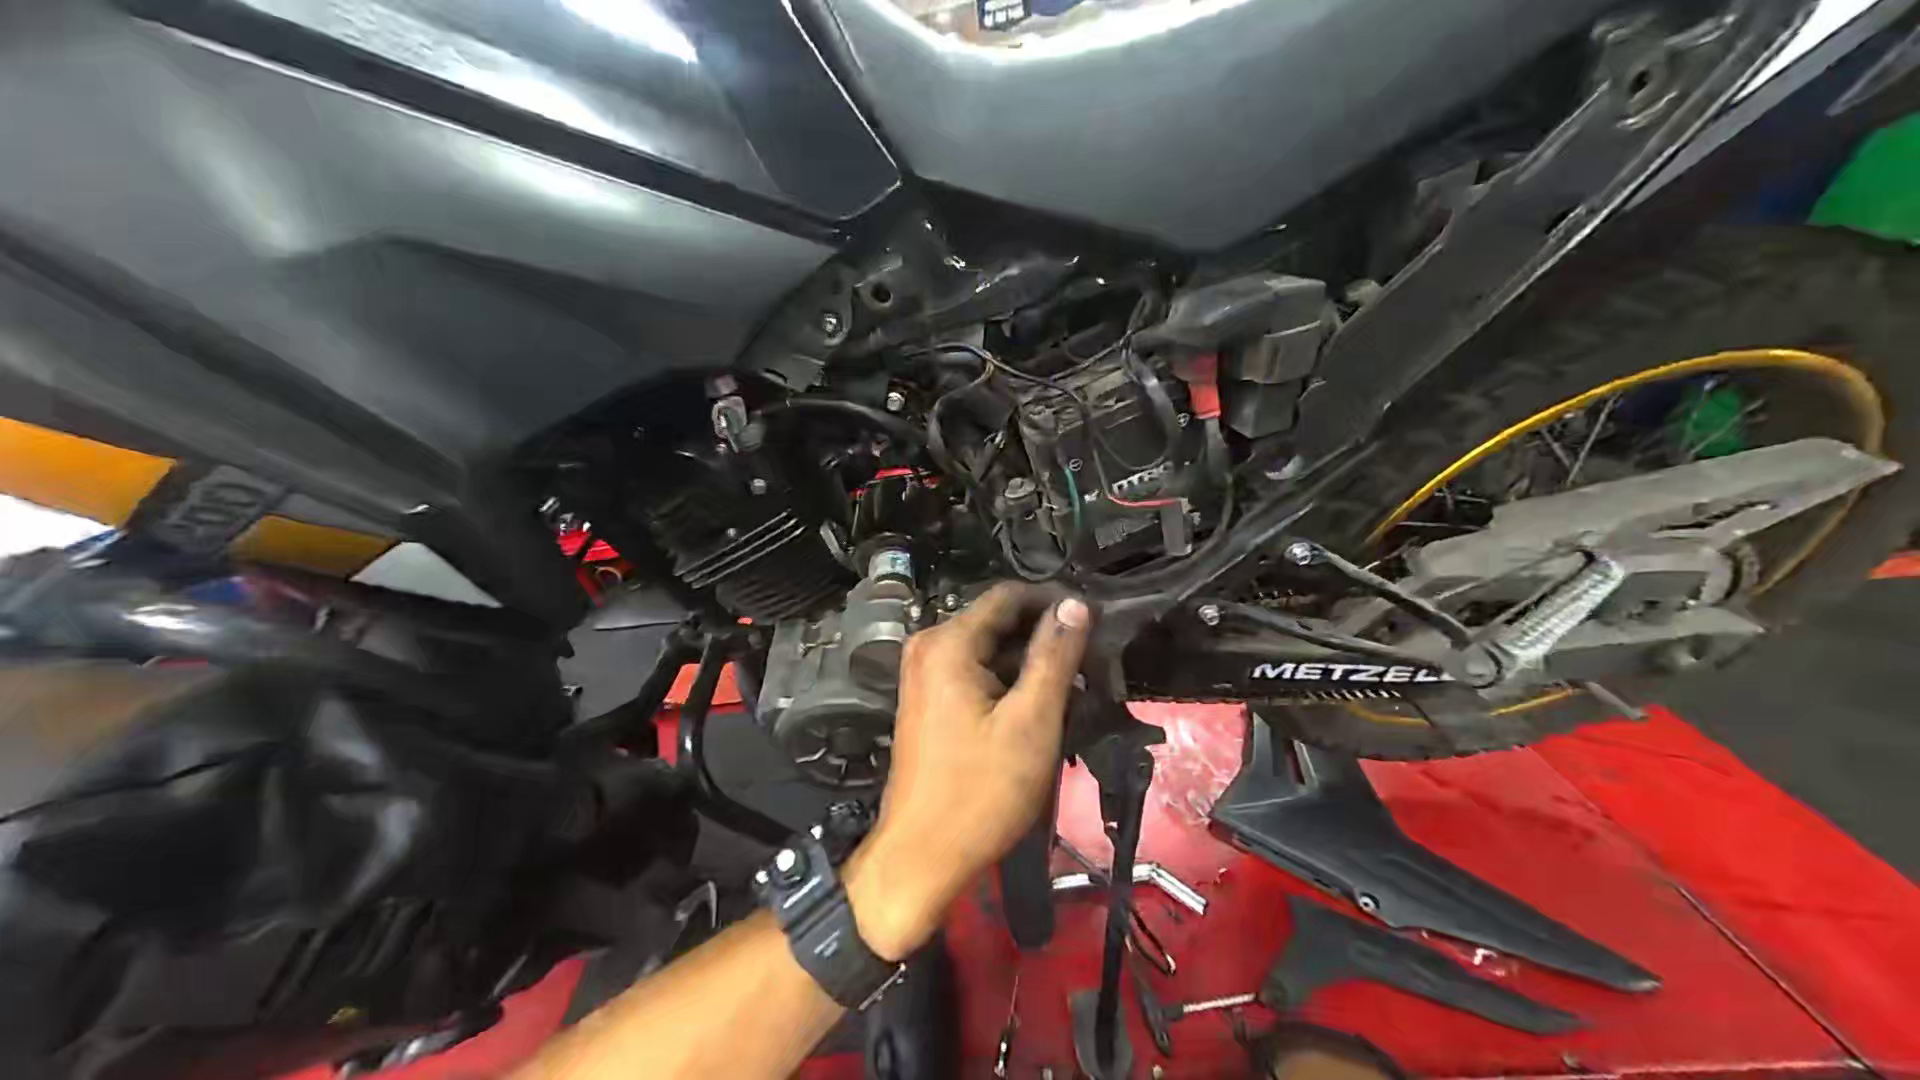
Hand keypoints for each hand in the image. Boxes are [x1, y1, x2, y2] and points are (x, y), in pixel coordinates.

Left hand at [843, 583, 1091, 959]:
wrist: (923, 856)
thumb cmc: (980, 792)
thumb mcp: (1030, 721)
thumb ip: (1054, 656)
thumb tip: (1075, 605)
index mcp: (948, 643)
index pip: (1009, 597)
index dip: (1055, 603)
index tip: (1095, 623)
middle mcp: (930, 649)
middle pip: (999, 623)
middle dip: (1046, 639)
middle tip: (1092, 664)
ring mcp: (927, 676)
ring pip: (992, 652)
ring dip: (1032, 666)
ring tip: (1076, 692)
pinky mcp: (931, 701)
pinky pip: (978, 675)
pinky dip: (1010, 686)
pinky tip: (1042, 710)